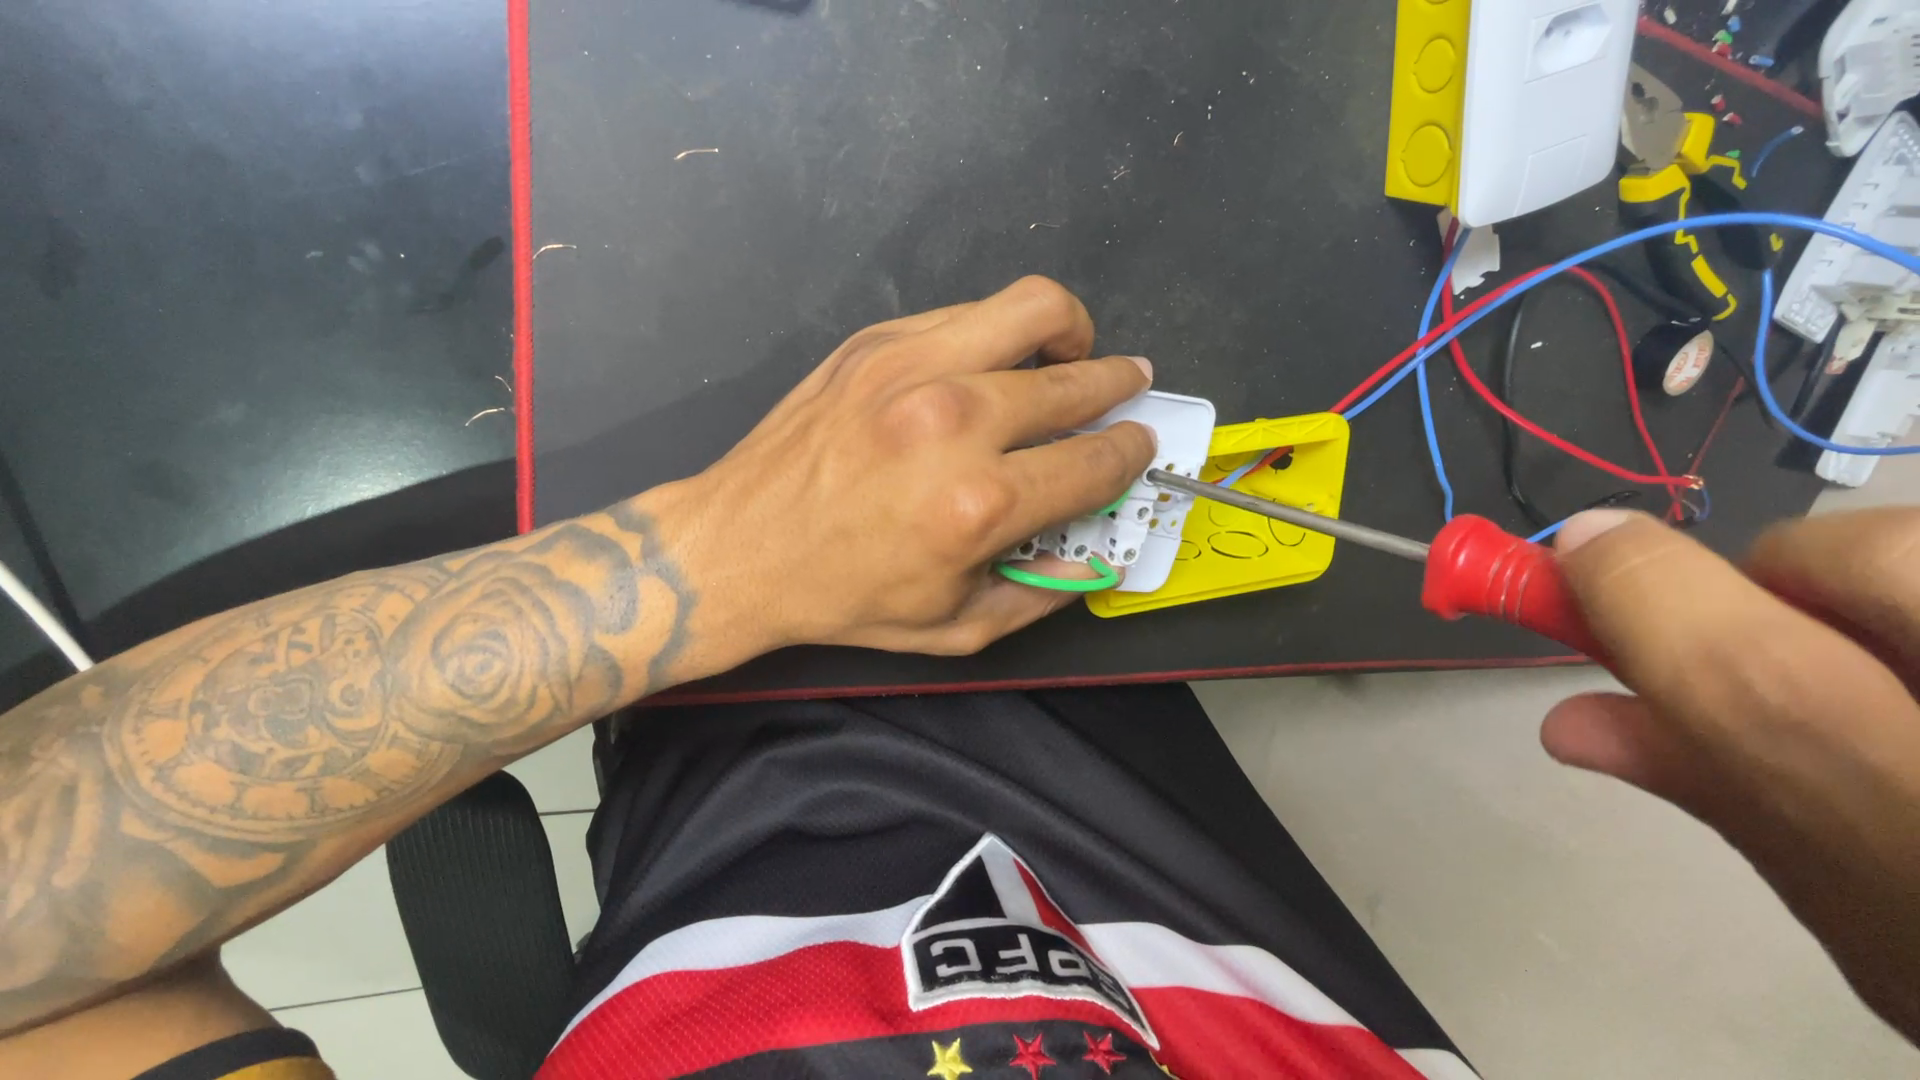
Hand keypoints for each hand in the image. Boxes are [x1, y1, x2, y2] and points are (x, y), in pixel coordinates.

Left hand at [651, 276, 1155, 660]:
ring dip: (1071, 328)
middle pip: (1076, 380)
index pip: (1095, 462)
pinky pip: (967, 313)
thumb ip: (1042, 593)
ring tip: (1071, 350)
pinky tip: (992, 361)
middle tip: (1128, 387)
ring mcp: (913, 369)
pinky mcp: (876, 343)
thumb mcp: (956, 628)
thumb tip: (1099, 554)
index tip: (1138, 443)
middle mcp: (956, 422)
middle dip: (1119, 385)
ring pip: (1032, 308)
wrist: (742, 546)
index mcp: (981, 504)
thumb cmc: (847, 596)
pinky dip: (998, 332)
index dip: (1130, 452)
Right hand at [1544, 506, 1919, 1041]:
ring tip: (1912, 677)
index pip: (1749, 670)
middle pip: (1877, 559)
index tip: (1579, 554)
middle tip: (1786, 636)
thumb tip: (1572, 718)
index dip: (1633, 587)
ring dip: (1897, 589)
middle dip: (1790, 575)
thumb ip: (1721, 801)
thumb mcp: (1868, 928)